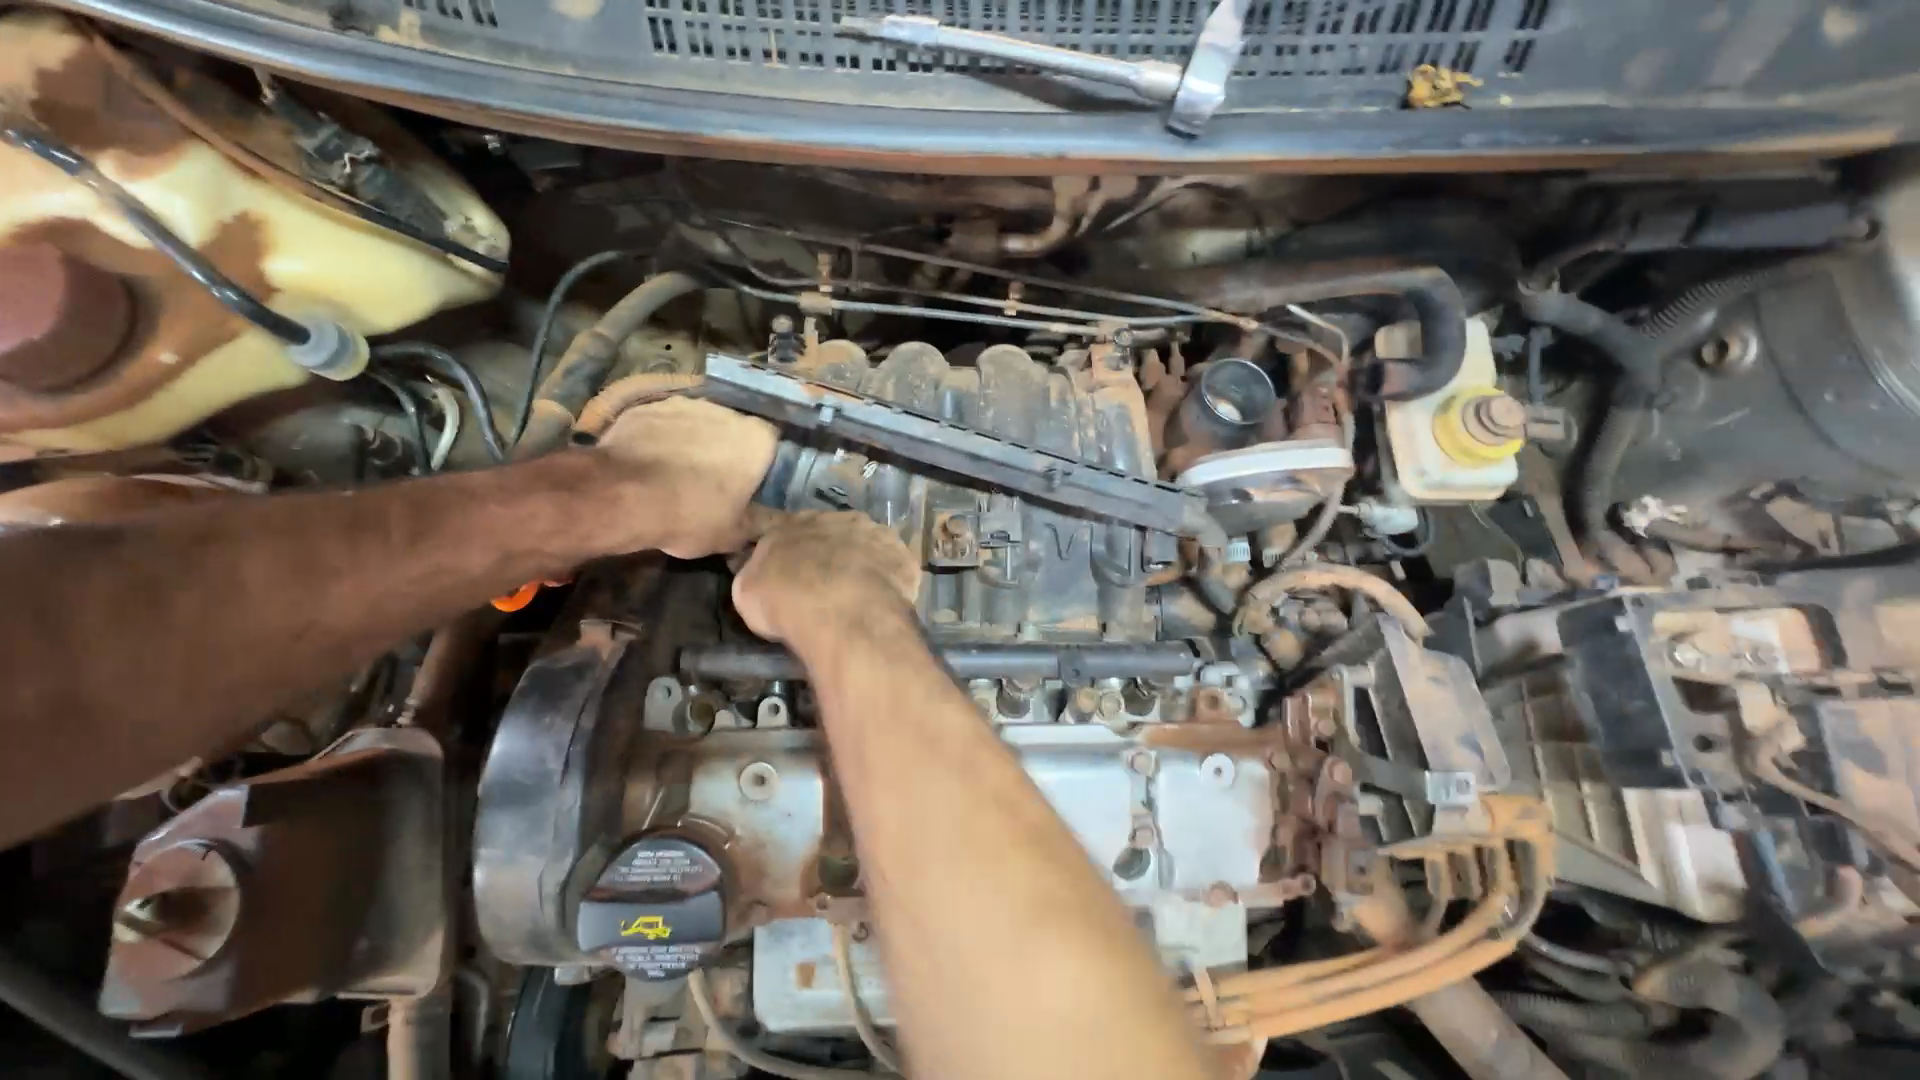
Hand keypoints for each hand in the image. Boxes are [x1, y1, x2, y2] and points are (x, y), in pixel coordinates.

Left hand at [594, 397, 778, 557]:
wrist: (623, 496)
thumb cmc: (692, 514)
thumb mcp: (734, 534)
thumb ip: (757, 523)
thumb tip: (768, 521)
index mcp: (757, 440)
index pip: (773, 444)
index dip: (762, 463)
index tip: (751, 483)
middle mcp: (725, 412)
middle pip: (733, 429)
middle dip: (726, 450)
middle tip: (714, 479)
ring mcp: (683, 405)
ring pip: (695, 423)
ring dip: (692, 442)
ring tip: (676, 471)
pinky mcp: (645, 408)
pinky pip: (661, 425)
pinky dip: (660, 439)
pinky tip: (648, 463)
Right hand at [732, 511, 921, 646]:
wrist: (840, 611)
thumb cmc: (786, 600)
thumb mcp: (747, 591)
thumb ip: (753, 574)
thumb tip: (755, 570)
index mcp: (793, 523)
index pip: (785, 528)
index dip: (788, 550)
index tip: (787, 570)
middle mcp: (835, 519)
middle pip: (830, 533)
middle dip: (828, 553)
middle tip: (825, 584)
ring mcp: (873, 533)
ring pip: (866, 544)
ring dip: (862, 562)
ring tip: (859, 594)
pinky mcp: (901, 555)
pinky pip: (894, 565)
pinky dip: (889, 578)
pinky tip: (884, 599)